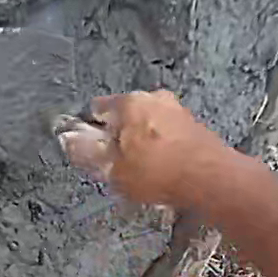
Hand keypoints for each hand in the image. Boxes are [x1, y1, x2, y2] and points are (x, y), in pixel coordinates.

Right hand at [56, 90, 232, 208]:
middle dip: (116, 137)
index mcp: (130, 103)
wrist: (209, 179)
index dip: (89, 131)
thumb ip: (87, 153)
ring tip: (139, 172)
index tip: (90, 151)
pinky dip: (158, 148)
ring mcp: (176, 109)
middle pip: (123, 116)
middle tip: (115, 166)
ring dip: (138, 143)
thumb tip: (68, 140)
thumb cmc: (157, 173)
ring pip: (145, 125)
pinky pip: (165, 134)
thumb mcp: (113, 170)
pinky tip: (160, 169)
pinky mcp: (192, 124)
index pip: (97, 109)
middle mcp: (154, 97)